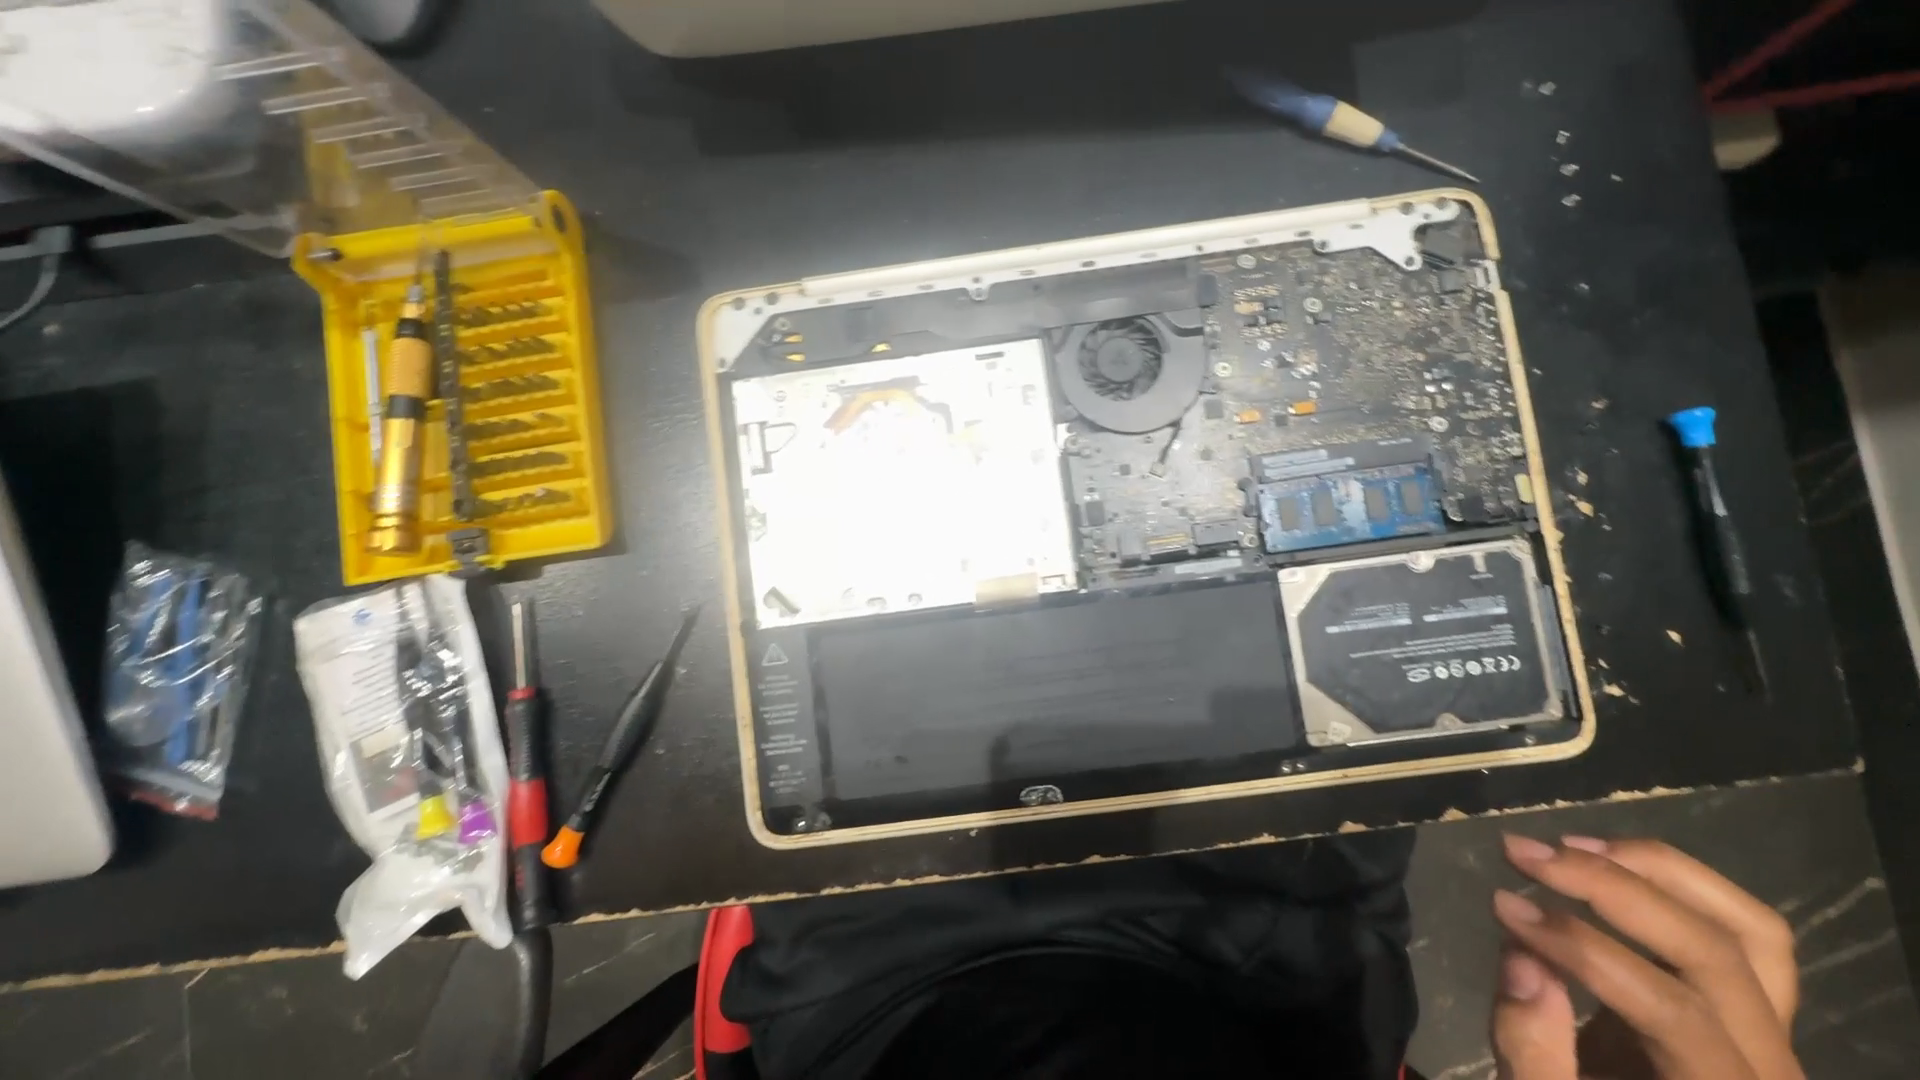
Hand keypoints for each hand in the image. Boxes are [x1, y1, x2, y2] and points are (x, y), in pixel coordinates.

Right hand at [1489, 835, 1803, 1079]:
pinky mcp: (1753, 1008)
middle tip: (1522, 853)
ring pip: (1749, 930)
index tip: (1500, 903)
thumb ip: (1533, 1050)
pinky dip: (1682, 885)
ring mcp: (1776, 1036)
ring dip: (1655, 871)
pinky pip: (1748, 934)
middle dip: (1609, 887)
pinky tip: (1614, 862)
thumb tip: (1520, 954)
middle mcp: (1775, 1069)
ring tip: (1572, 843)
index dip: (1582, 947)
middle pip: (1713, 953)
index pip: (1670, 1008)